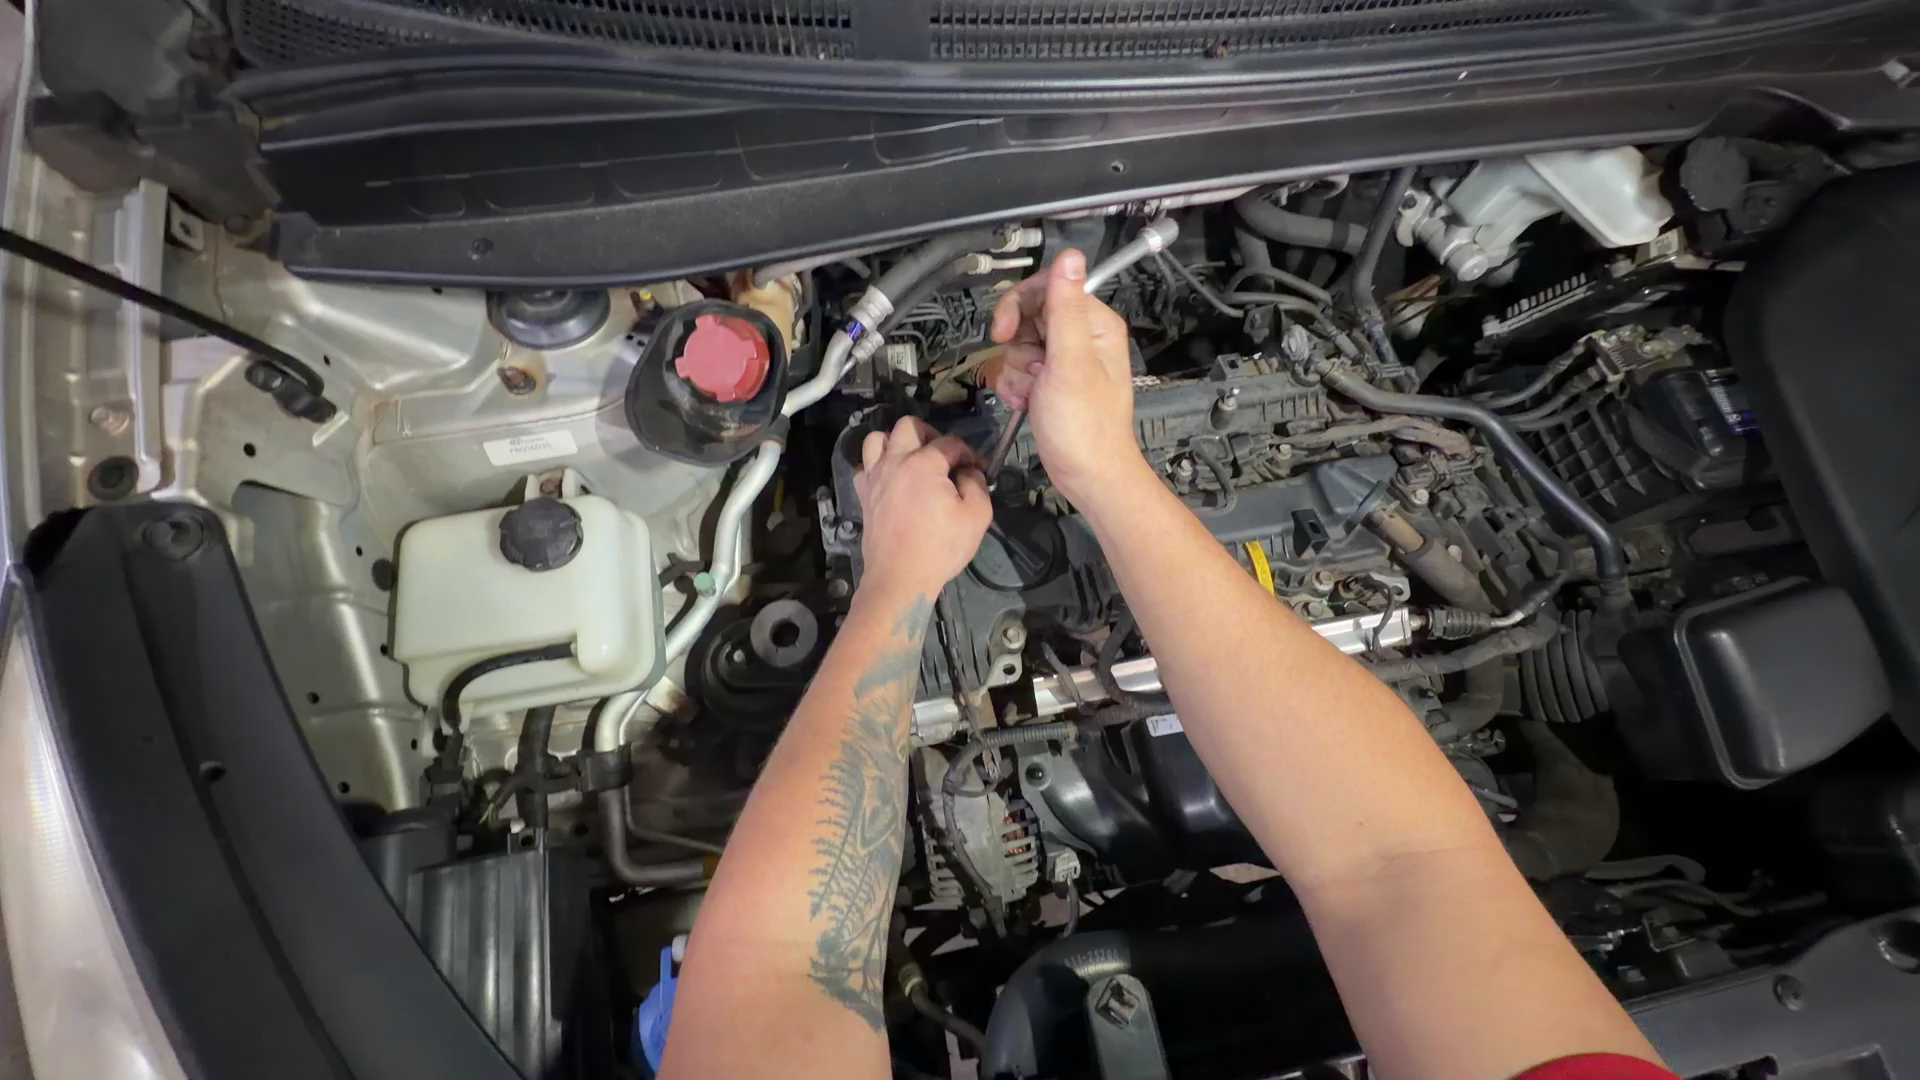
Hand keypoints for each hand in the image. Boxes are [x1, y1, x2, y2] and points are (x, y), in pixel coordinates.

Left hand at [854, 416, 993, 599]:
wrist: (899, 577)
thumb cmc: (940, 548)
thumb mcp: (976, 516)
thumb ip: (977, 485)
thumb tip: (970, 472)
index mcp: (924, 464)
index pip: (951, 442)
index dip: (969, 453)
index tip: (978, 470)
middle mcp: (895, 461)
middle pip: (909, 426)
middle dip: (931, 434)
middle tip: (944, 457)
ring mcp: (874, 477)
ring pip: (877, 439)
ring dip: (896, 443)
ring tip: (912, 461)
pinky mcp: (863, 495)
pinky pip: (864, 467)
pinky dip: (876, 466)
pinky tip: (891, 480)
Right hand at [989, 249, 1148, 506]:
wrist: (1086, 475)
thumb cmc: (1084, 426)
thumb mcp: (1070, 362)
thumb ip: (1065, 308)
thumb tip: (1070, 256)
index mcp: (1094, 324)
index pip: (1047, 288)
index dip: (1018, 306)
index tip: (1002, 332)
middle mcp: (1080, 338)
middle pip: (1027, 317)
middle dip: (1018, 348)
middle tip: (1031, 373)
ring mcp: (1063, 362)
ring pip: (1019, 347)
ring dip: (1016, 373)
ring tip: (1033, 395)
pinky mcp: (1049, 384)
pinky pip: (1019, 371)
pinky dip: (1015, 388)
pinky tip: (1025, 405)